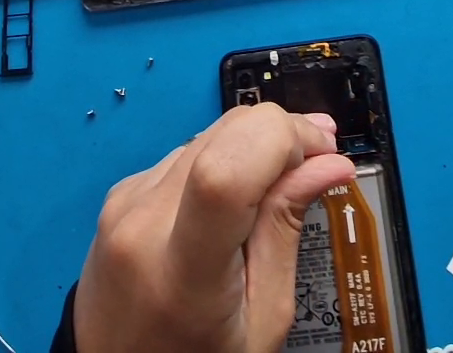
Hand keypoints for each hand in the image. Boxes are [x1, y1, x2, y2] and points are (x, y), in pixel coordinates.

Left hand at [74, 104, 356, 352]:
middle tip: (321, 155)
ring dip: (256, 141)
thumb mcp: (262, 320)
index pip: (224, 173)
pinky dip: (226, 156)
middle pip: (224, 136)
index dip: (282, 143)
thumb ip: (286, 232)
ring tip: (290, 168)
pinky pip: (189, 150)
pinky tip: (245, 184)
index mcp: (180, 273)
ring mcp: (127, 200)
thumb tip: (329, 164)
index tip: (324, 154)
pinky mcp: (123, 189)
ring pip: (211, 132)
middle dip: (283, 132)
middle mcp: (143, 222)